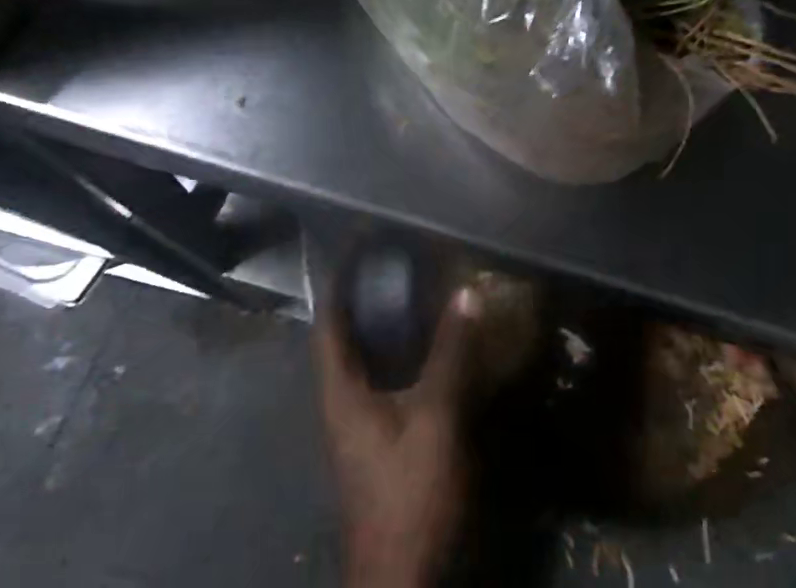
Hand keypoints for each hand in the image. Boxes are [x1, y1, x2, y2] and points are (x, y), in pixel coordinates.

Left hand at [315, 285, 480, 587]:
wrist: (402, 574)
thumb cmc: (409, 491)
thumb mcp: (435, 416)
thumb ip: (450, 353)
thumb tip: (467, 291)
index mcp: (339, 390)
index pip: (328, 320)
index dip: (339, 279)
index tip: (360, 241)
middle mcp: (340, 400)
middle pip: (344, 335)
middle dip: (365, 294)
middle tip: (397, 257)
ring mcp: (358, 422)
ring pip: (365, 357)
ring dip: (383, 321)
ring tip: (414, 285)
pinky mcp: (378, 436)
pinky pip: (383, 377)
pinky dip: (400, 350)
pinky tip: (429, 342)